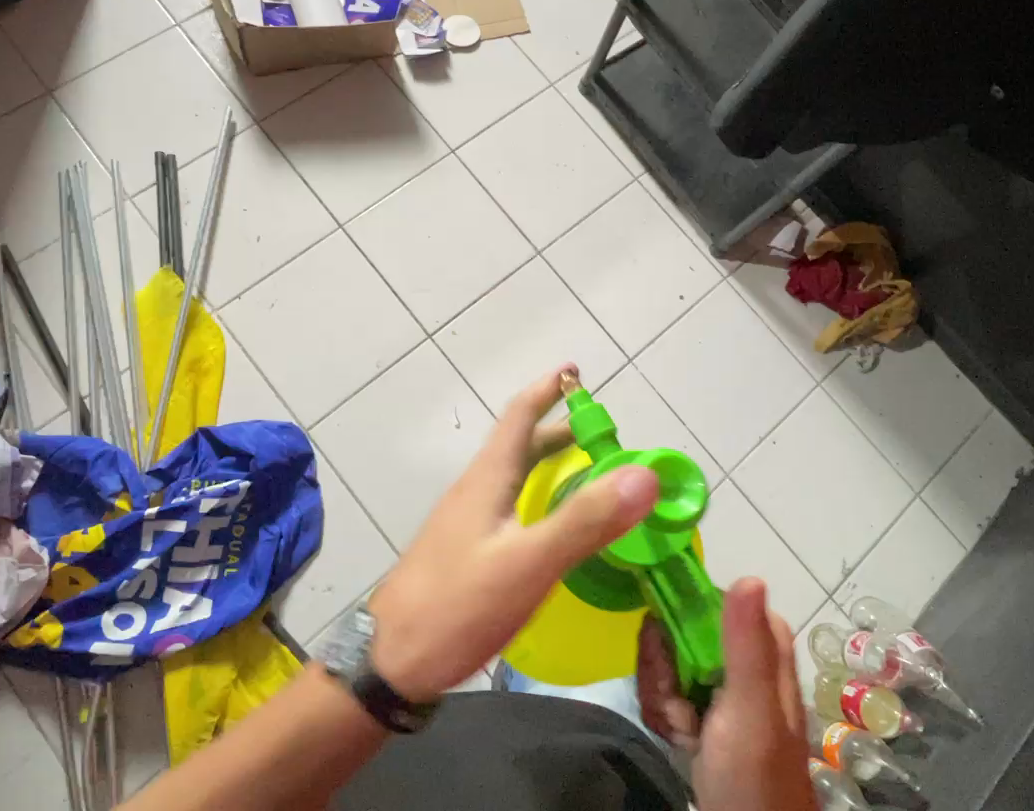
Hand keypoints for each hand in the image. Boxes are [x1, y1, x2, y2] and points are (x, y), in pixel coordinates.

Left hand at [366, 364, 660, 700]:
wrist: (389, 662)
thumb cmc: (457, 605)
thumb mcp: (528, 562)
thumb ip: (584, 520)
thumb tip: (644, 474)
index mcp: (487, 480)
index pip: (518, 417)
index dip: (547, 390)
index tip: (576, 371)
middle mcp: (474, 492)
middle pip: (518, 446)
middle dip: (557, 430)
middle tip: (599, 434)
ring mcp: (465, 523)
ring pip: (512, 478)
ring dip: (548, 465)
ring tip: (586, 475)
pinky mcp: (464, 553)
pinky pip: (508, 508)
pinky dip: (537, 500)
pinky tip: (550, 530)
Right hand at [637, 578, 816, 810]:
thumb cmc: (755, 777)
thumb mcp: (750, 709)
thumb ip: (746, 645)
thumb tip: (750, 573)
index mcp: (762, 646)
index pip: (707, 601)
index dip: (679, 619)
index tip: (662, 648)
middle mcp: (743, 658)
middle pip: (680, 632)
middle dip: (665, 671)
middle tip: (679, 710)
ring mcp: (723, 688)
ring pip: (668, 663)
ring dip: (663, 699)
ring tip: (685, 735)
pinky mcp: (707, 714)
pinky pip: (667, 692)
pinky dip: (665, 717)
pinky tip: (681, 742)